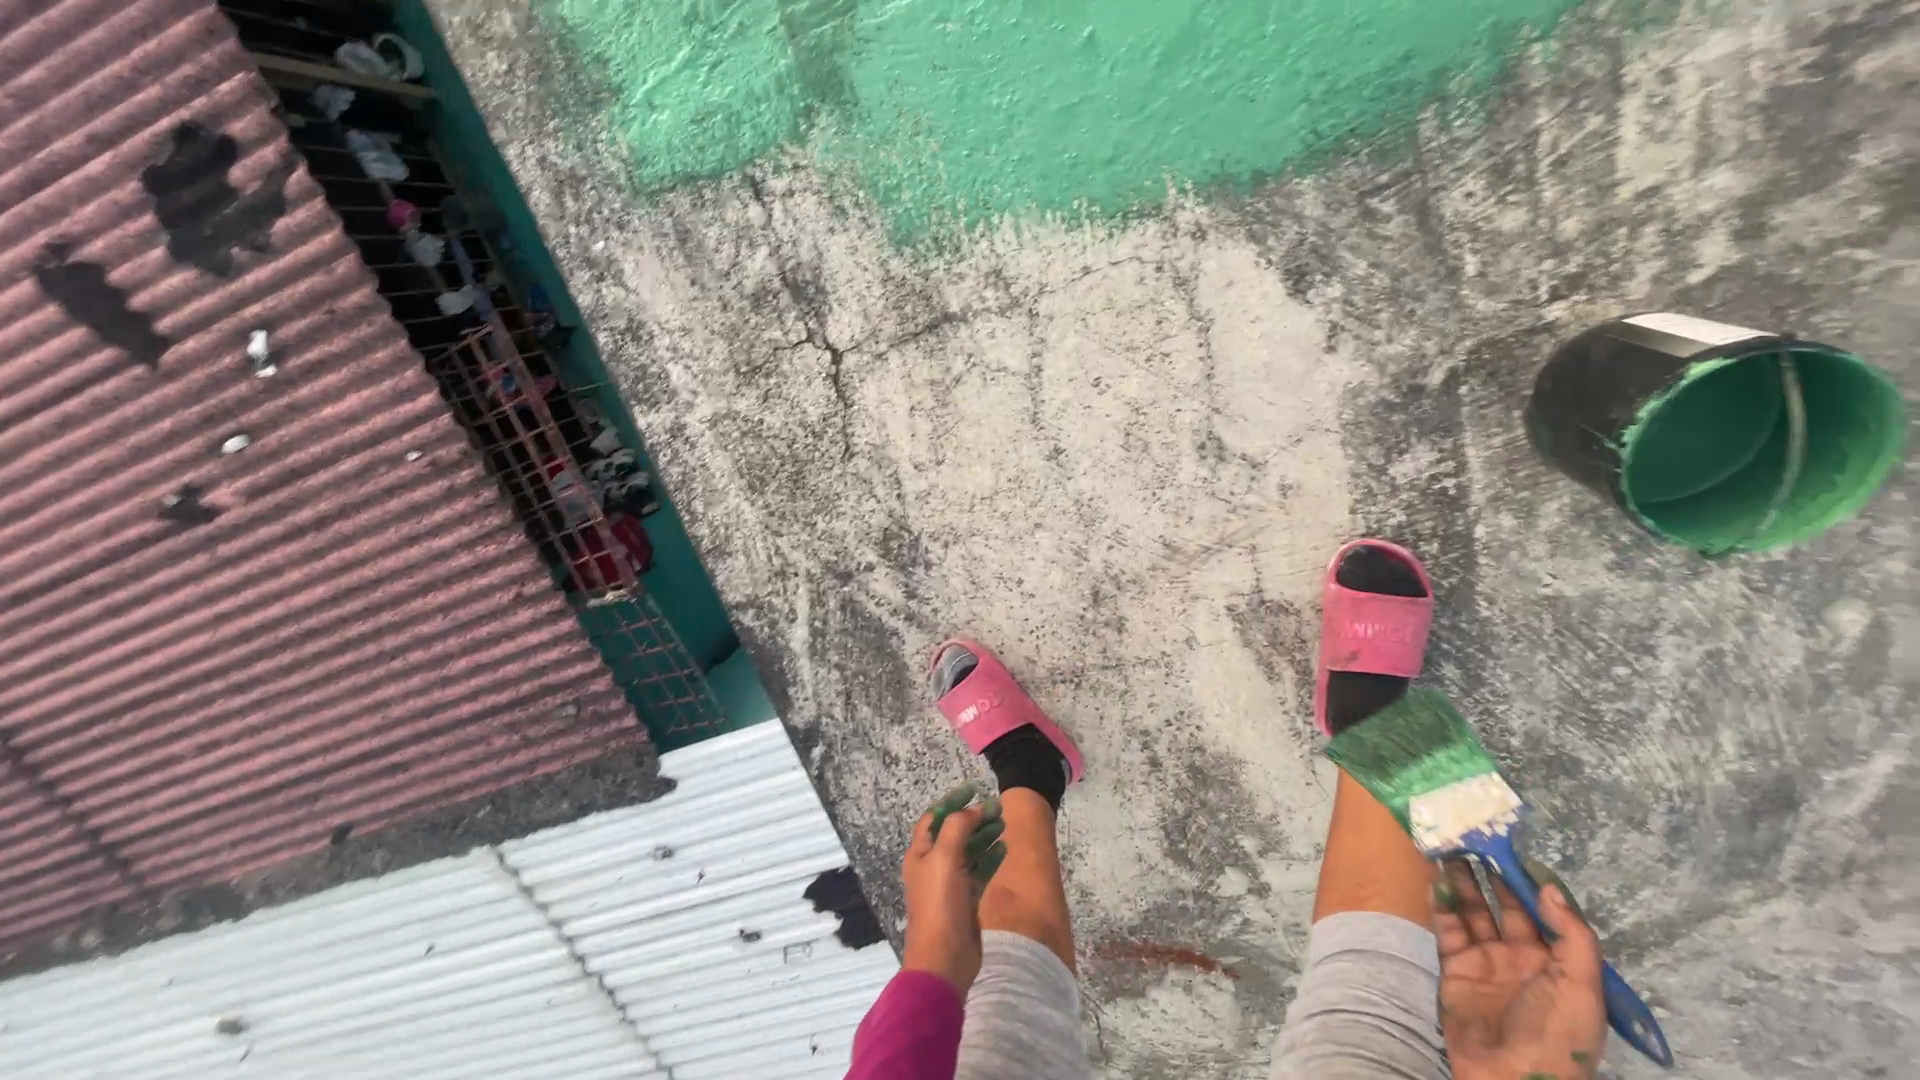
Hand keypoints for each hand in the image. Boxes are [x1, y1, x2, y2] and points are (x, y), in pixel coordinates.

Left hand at [899, 785, 1005, 995]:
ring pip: (969, 851)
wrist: (944, 959)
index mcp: (920, 853)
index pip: (934, 818)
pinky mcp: (966, 900)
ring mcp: (950, 884)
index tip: (975, 789)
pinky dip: (991, 857)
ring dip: (984, 835)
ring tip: (1004, 823)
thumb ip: (958, 827)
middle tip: (998, 807)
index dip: (952, 802)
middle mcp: (933, 865)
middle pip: (954, 832)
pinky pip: (979, 871)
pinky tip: (1005, 848)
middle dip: (974, 818)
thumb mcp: (945, 858)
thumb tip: (973, 810)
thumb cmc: (940, 904)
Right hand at [1433, 860, 1606, 1079]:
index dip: (1525, 883)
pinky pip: (1448, 929)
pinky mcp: (1455, 967)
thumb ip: (1571, 934)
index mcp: (1555, 961)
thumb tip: (1548, 886)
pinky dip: (1442, 905)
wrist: (1512, 1077)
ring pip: (1472, 912)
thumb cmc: (1556, 1031)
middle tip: (1471, 840)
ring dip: (1461, 883)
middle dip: (1487, 875)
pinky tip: (1437, 881)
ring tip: (1448, 850)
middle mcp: (1519, 956)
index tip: (1508, 851)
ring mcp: (1485, 961)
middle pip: (1501, 907)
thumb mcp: (1582, 986)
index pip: (1539, 912)